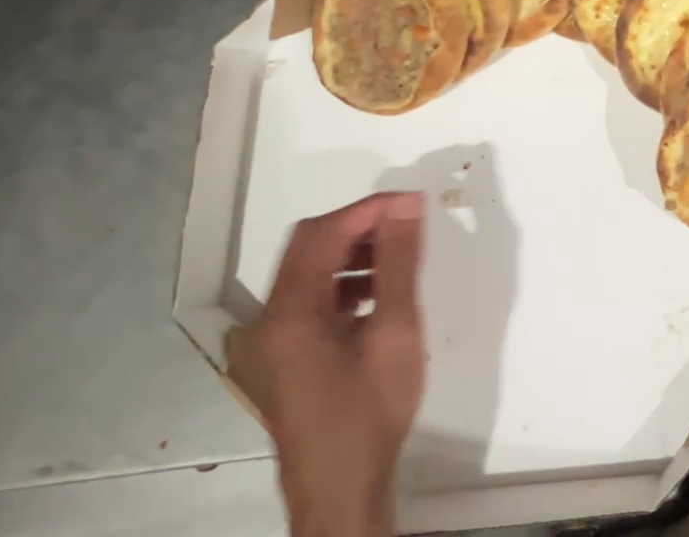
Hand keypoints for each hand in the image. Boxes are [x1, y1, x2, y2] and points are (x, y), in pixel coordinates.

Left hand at [253, 193, 426, 536]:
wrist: (341, 486)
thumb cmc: (370, 408)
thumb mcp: (396, 330)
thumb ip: (399, 263)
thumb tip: (406, 205)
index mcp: (290, 310)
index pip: (323, 233)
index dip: (369, 209)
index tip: (415, 203)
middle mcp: (272, 317)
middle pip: (310, 246)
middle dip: (360, 226)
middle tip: (408, 223)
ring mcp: (277, 339)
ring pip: (312, 271)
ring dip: (355, 253)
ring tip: (401, 258)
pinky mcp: (290, 355)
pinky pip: (315, 299)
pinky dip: (347, 282)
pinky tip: (380, 297)